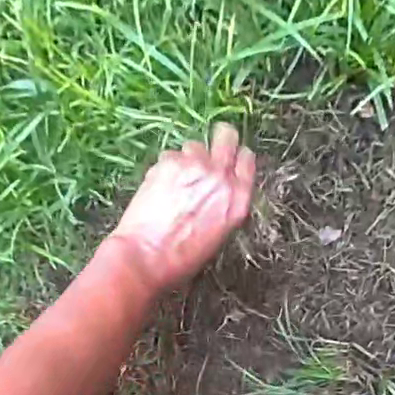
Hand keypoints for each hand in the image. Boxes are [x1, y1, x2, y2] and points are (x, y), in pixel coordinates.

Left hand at [98, 123, 255, 290]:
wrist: (147, 257)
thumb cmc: (181, 259)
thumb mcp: (218, 236)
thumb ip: (224, 205)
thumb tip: (217, 190)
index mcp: (238, 200)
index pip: (246, 160)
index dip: (236, 159)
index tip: (228, 162)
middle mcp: (220, 178)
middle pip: (227, 135)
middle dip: (218, 141)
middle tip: (207, 155)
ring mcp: (194, 166)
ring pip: (195, 146)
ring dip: (188, 159)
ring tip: (177, 183)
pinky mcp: (169, 162)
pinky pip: (171, 155)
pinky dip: (167, 167)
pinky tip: (160, 188)